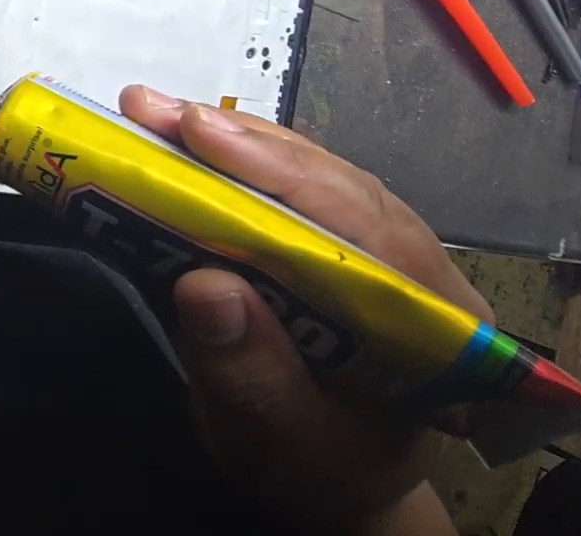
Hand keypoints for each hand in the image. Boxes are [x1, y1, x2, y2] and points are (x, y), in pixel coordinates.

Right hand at [120, 86, 487, 533]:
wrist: (320, 472)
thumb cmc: (305, 462)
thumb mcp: (272, 435)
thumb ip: (247, 370)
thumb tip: (203, 284)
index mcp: (433, 324)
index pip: (366, 227)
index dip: (281, 174)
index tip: (198, 132)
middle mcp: (411, 268)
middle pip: (331, 182)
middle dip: (238, 142)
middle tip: (147, 108)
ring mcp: (368, 246)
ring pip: (305, 171)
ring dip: (224, 138)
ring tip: (148, 112)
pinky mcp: (323, 237)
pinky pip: (279, 183)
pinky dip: (223, 156)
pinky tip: (177, 137)